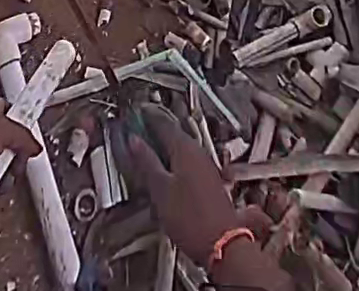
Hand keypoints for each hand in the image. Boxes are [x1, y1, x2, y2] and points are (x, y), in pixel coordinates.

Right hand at [125, 106, 248, 265]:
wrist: (223, 245)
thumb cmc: (192, 218)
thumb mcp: (160, 190)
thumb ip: (146, 162)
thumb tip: (134, 141)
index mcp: (185, 148)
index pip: (163, 122)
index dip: (147, 116)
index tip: (135, 113)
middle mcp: (197, 152)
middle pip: (172, 134)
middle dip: (154, 132)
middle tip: (137, 132)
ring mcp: (205, 166)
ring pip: (179, 149)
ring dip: (162, 148)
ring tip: (146, 153)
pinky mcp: (208, 182)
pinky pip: (186, 162)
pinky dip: (172, 162)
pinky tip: (165, 175)